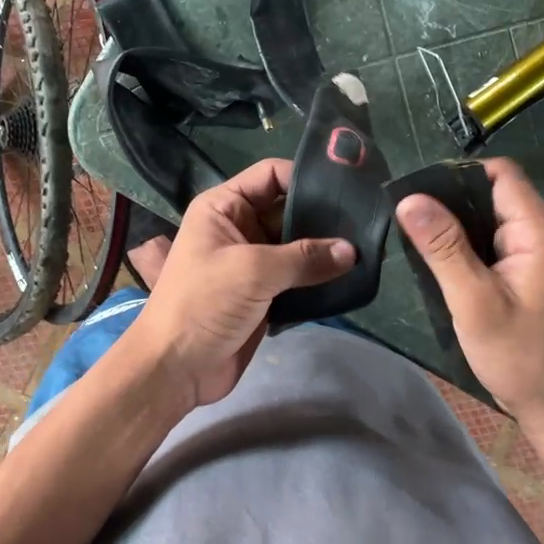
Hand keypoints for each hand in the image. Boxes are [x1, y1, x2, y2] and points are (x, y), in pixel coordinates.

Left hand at [127, 159, 353, 407]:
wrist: (174, 368)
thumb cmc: (204, 303)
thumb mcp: (253, 271)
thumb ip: (304, 257)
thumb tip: (352, 251)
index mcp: (223, 206)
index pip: (270, 175)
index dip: (305, 177)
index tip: (347, 185)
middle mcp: (238, 227)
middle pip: (288, 209)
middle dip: (323, 216)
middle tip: (368, 220)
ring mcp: (251, 262)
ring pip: (296, 245)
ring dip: (325, 249)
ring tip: (368, 247)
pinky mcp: (263, 294)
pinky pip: (297, 276)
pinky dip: (319, 277)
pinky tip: (351, 277)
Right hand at [394, 158, 543, 429]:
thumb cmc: (520, 356)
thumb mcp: (474, 301)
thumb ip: (443, 247)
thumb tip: (410, 198)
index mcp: (537, 232)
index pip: (501, 174)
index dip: (459, 174)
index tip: (420, 195)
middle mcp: (542, 234)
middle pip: (492, 193)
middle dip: (451, 201)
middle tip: (411, 223)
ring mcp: (537, 255)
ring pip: (489, 219)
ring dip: (456, 227)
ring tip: (420, 243)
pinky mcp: (528, 273)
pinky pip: (493, 243)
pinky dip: (467, 247)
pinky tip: (443, 266)